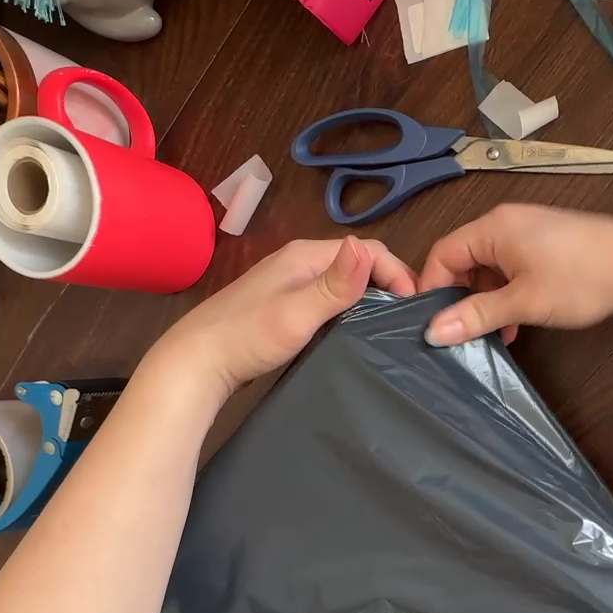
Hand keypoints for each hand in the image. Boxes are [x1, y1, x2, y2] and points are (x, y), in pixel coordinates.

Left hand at [153, 237, 415, 395]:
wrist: (197, 365)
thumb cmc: (246, 338)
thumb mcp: (296, 313)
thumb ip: (334, 284)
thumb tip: (365, 248)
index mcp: (305, 255)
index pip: (368, 249)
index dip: (397, 272)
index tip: (415, 307)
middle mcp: (300, 263)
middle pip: (358, 265)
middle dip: (389, 286)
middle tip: (409, 320)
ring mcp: (292, 285)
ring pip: (346, 285)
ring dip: (372, 301)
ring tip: (391, 329)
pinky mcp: (288, 308)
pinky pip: (331, 302)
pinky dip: (352, 313)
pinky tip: (358, 336)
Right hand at [418, 205, 612, 345]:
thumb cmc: (585, 276)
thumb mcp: (523, 302)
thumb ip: (477, 316)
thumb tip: (437, 330)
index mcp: (494, 227)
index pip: (443, 253)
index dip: (432, 288)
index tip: (433, 320)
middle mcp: (508, 224)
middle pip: (465, 261)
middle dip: (463, 298)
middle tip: (465, 330)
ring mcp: (529, 234)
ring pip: (491, 269)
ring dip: (488, 302)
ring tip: (495, 333)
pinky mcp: (547, 247)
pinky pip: (513, 270)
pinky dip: (509, 296)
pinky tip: (517, 323)